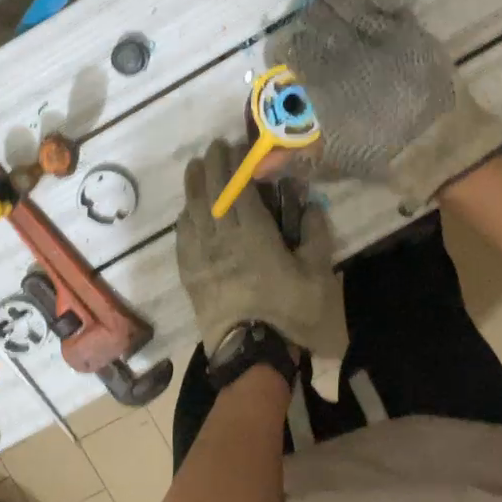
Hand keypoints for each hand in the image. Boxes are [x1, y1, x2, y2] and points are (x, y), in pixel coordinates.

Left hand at [175, 140, 346, 372]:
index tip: (233, 146)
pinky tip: (185, 212)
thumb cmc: (291, 315)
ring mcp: (203, 260)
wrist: (253, 356)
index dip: (234, 165)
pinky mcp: (192, 279)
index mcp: (254, 236)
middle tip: (213, 148)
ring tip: (194, 168)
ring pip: (192, 214)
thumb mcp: (318, 275)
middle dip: (212, 167)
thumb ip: (316, 236)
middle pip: (212, 195)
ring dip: (193, 187)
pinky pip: (183, 241)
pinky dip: (184, 220)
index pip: (238, 189)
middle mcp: (223, 241)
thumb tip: (311, 206)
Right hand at [269, 0, 501, 207]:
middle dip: (302, 24)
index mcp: (324, 82)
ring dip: (325, 1)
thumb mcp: (334, 164)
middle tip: (305, 35)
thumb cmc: (385, 157)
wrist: (440, 144)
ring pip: (339, 0)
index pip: (289, 50)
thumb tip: (256, 168)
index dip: (281, 52)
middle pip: (311, 20)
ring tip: (323, 9)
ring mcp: (376, 32)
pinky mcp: (404, 24)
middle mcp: (345, 51)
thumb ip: (293, 160)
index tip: (283, 61)